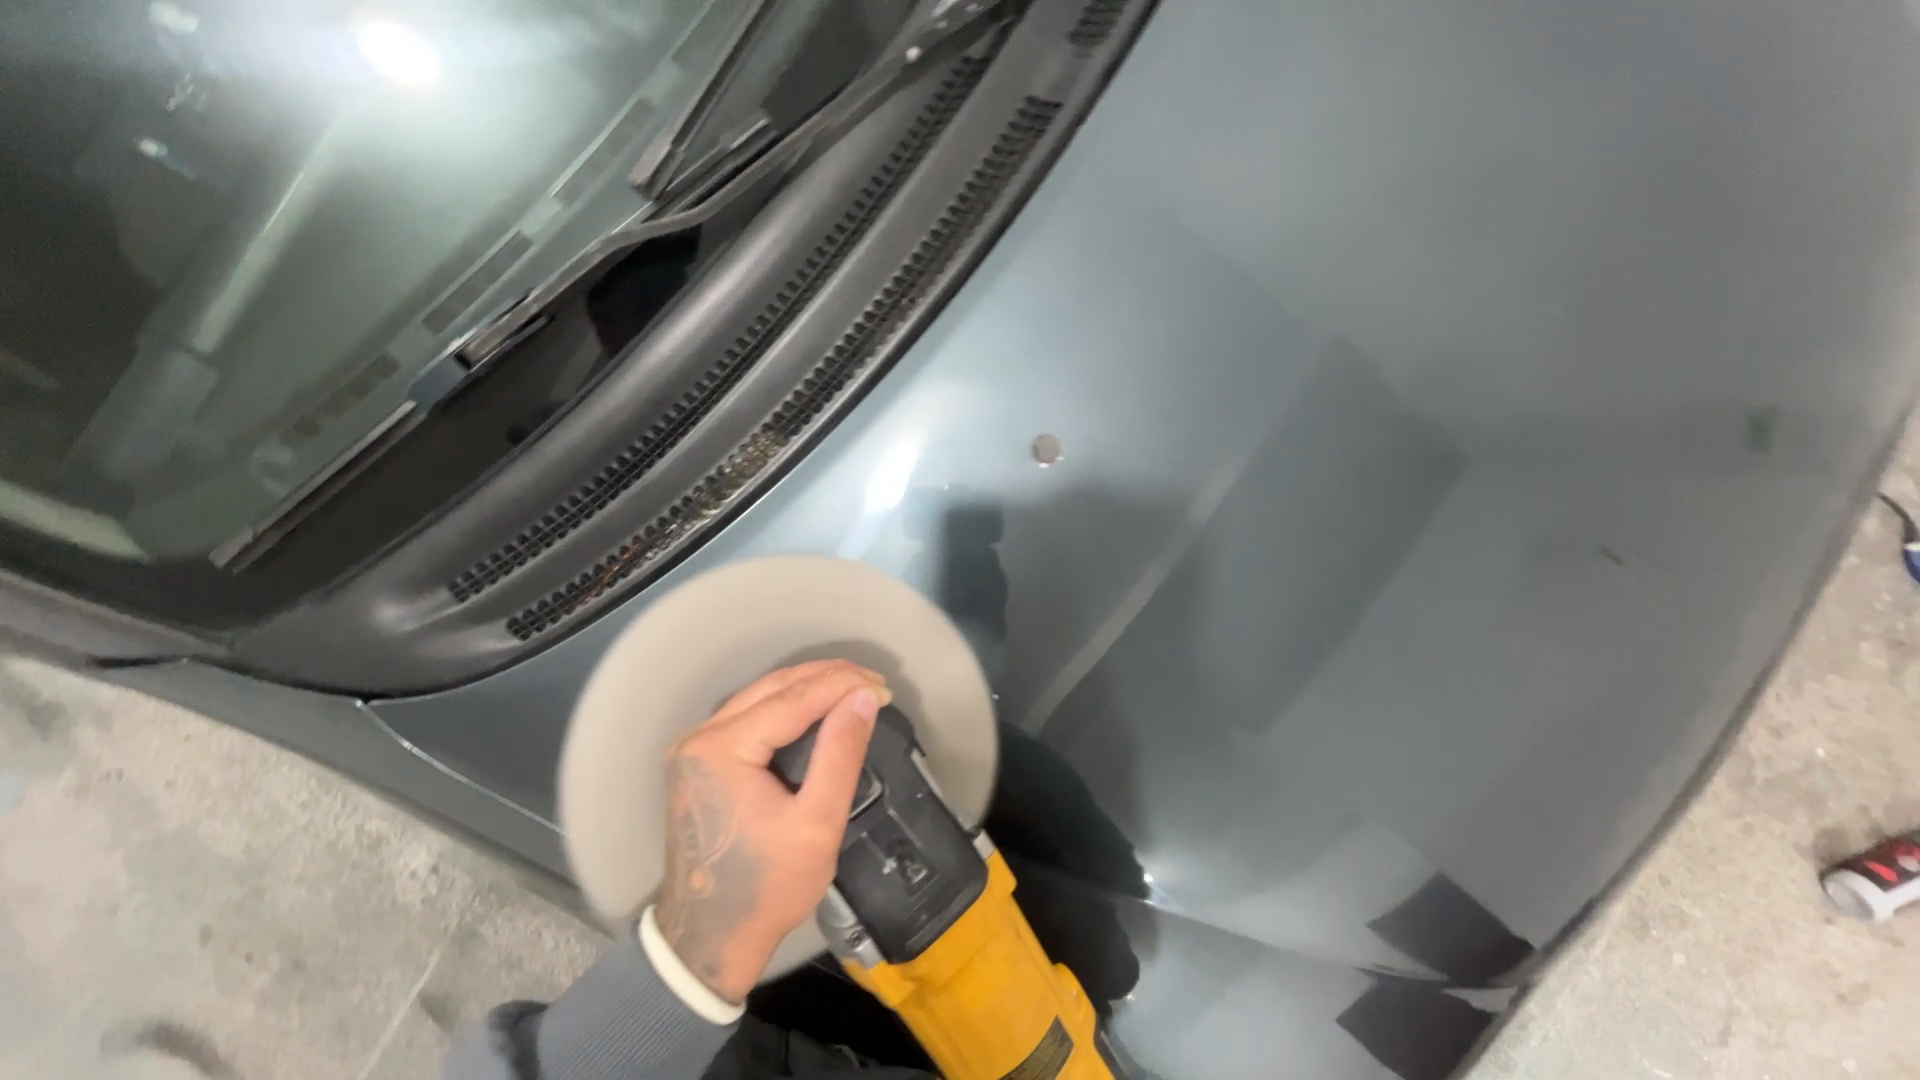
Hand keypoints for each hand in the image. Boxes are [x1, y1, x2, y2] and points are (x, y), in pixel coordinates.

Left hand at [655, 660, 888, 1002]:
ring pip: (759, 697)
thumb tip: (864, 697)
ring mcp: (693, 749)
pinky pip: (748, 717)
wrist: (709, 940)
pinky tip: (818, 710)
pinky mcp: (698, 762)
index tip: (884, 686)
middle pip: (772, 688)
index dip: (841, 685)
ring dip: (807, 689)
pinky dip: (787, 708)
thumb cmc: (766, 888)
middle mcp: (699, 738)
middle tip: (875, 682)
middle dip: (827, 678)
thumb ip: (840, 754)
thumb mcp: (816, 824)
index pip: (791, 699)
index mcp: (721, 749)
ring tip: (854, 690)